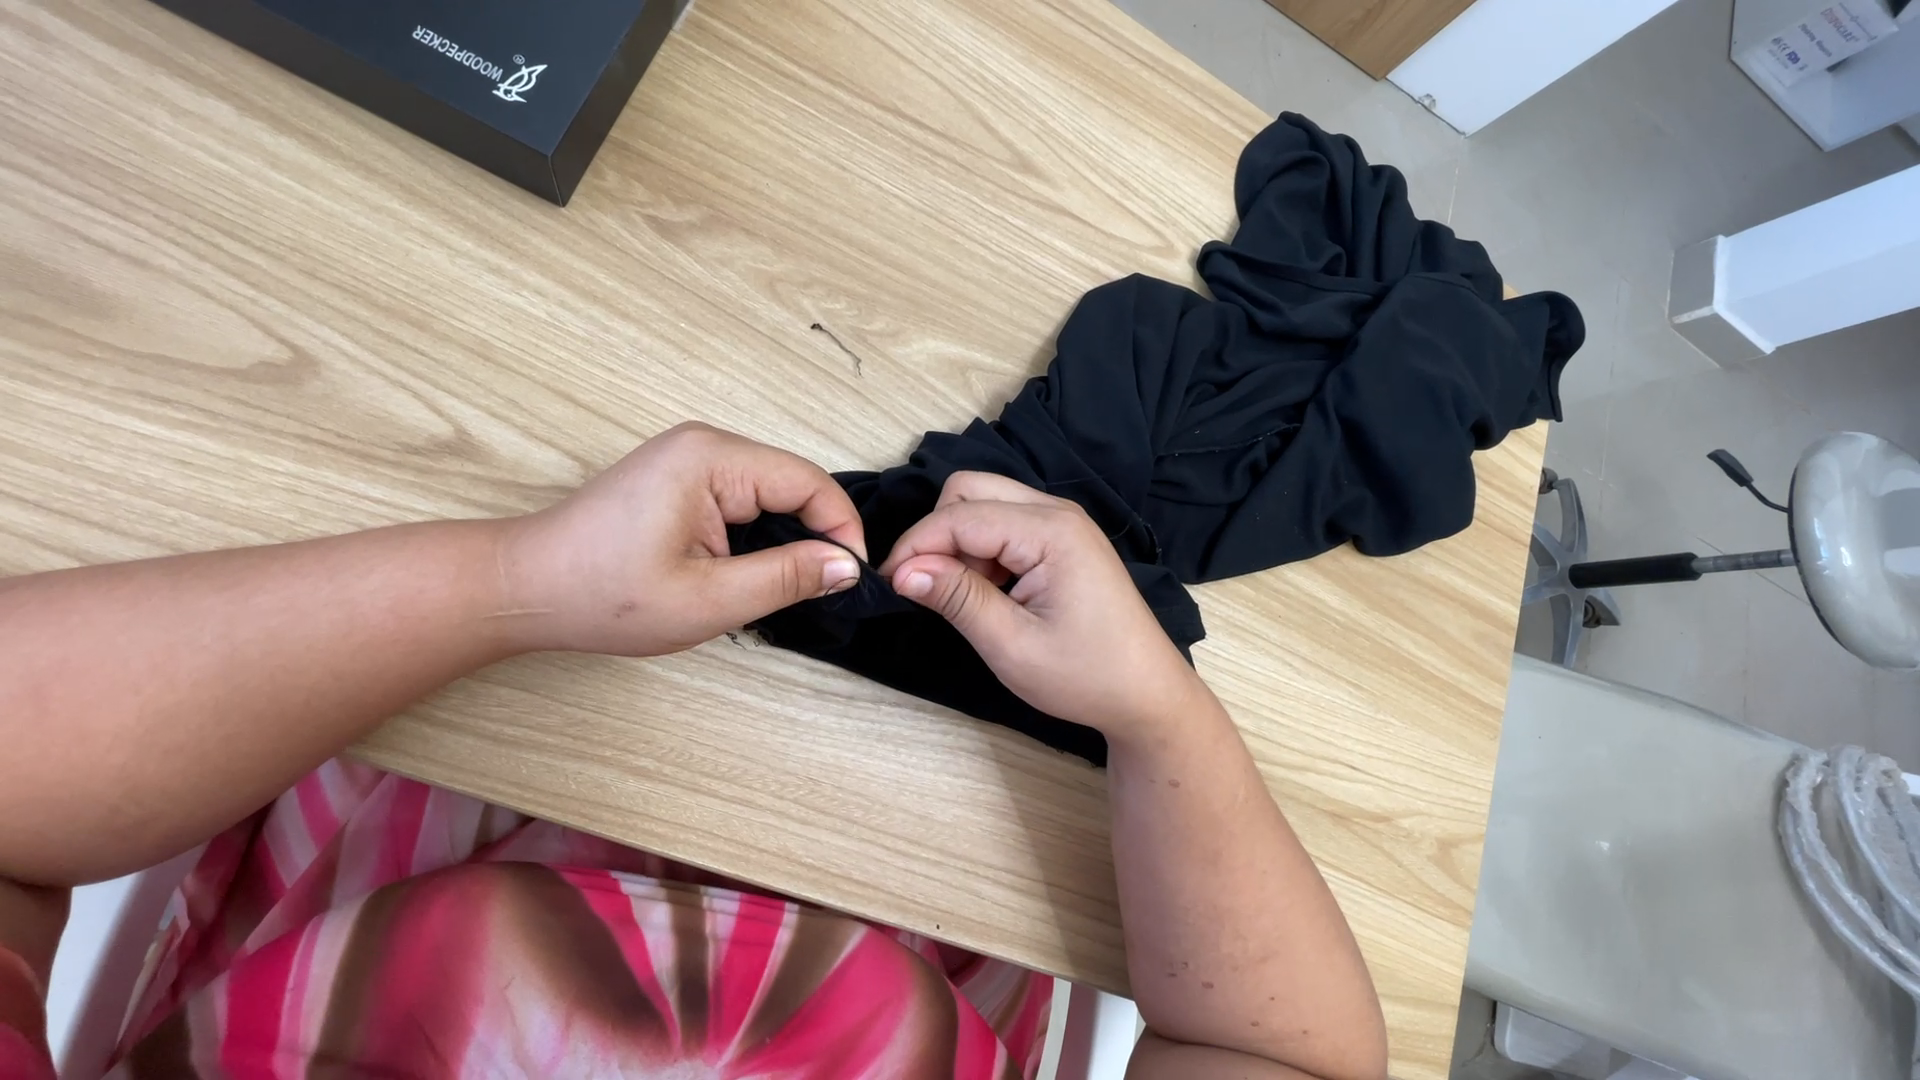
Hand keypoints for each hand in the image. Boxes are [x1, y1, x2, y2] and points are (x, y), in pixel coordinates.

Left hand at [498, 422, 865, 655]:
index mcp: (712, 460)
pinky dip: (761, 532)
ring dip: (789, 535)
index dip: (840, 529)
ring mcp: (692, 456)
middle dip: (816, 533)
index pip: (808, 482)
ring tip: (787, 583)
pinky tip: (752, 567)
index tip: (850, 578)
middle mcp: (706, 444)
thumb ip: (786, 578)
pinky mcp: (683, 475)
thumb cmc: (603, 596)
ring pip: (772, 492)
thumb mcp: (708, 599)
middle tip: (821, 588)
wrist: (525, 587)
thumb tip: (847, 566)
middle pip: (793, 483)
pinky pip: (746, 497)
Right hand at [878, 472, 1212, 739]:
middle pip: (969, 491)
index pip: (960, 516)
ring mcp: (1062, 522)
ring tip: (970, 598)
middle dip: (938, 534)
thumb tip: (901, 571)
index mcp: (1051, 531)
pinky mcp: (1062, 539)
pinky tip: (992, 594)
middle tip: (935, 589)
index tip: (891, 585)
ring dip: (960, 543)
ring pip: (984, 504)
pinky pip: (1004, 524)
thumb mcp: (1012, 645)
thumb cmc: (1085, 676)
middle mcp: (1057, 512)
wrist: (1146, 694)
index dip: (916, 546)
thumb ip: (957, 598)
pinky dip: (982, 551)